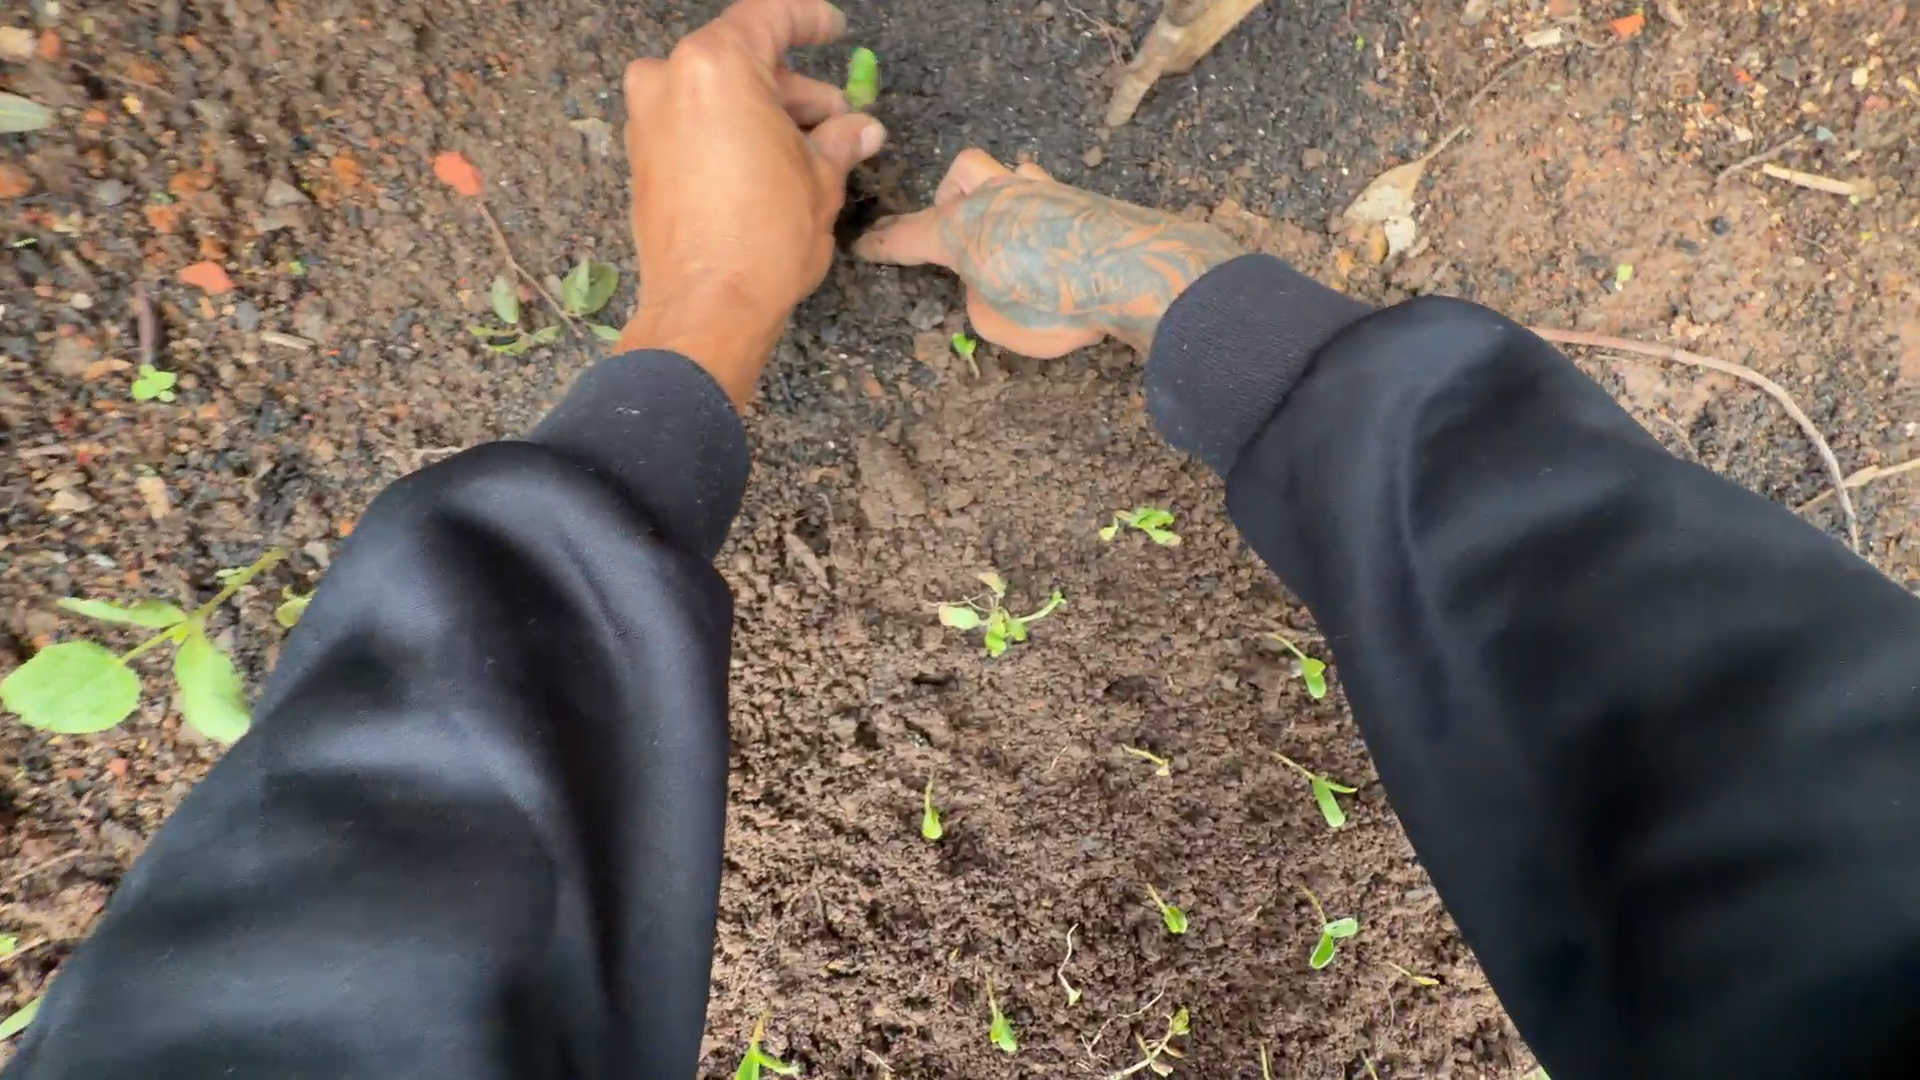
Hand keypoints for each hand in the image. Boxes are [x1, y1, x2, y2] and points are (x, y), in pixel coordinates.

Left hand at [617, 0, 885, 405]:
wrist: (708, 306)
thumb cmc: (768, 239)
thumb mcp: (820, 184)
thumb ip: (839, 142)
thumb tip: (864, 128)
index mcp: (717, 67)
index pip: (768, 20)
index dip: (809, 22)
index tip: (836, 29)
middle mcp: (670, 79)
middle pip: (744, 66)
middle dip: (796, 93)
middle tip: (839, 124)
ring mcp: (649, 121)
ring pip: (719, 100)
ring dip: (766, 119)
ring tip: (811, 155)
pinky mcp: (644, 161)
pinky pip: (695, 130)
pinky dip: (732, 139)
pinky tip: (769, 170)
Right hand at [853, 150, 1241, 355]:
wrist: (1130, 274)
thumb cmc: (1051, 306)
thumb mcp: (995, 324)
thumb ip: (980, 299)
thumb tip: (990, 282)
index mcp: (962, 230)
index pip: (909, 235)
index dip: (884, 243)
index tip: (865, 246)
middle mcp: (996, 198)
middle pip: (959, 174)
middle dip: (948, 199)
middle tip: (954, 234)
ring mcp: (1041, 190)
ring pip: (1005, 171)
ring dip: (996, 198)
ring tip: (1005, 234)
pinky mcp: (1078, 198)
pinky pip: (1046, 191)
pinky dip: (1037, 212)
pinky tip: (1050, 237)